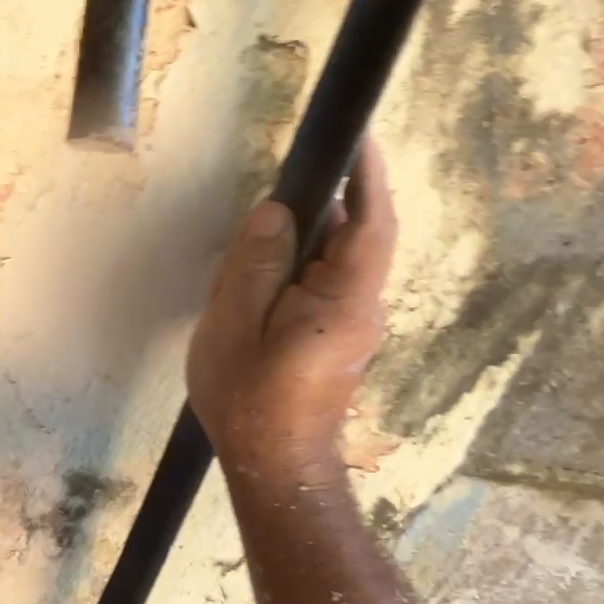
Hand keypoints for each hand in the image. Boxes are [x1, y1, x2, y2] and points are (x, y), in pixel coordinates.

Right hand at [186, 141, 397, 476]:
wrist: (275, 466)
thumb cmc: (248, 397)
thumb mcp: (234, 325)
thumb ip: (256, 264)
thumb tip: (276, 211)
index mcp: (343, 301)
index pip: (369, 225)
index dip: (368, 177)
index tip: (360, 137)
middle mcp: (362, 306)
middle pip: (353, 236)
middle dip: (321, 204)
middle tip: (276, 192)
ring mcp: (353, 322)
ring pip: (333, 259)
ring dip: (302, 237)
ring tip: (253, 244)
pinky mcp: (337, 333)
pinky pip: (322, 280)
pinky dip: (297, 262)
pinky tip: (259, 274)